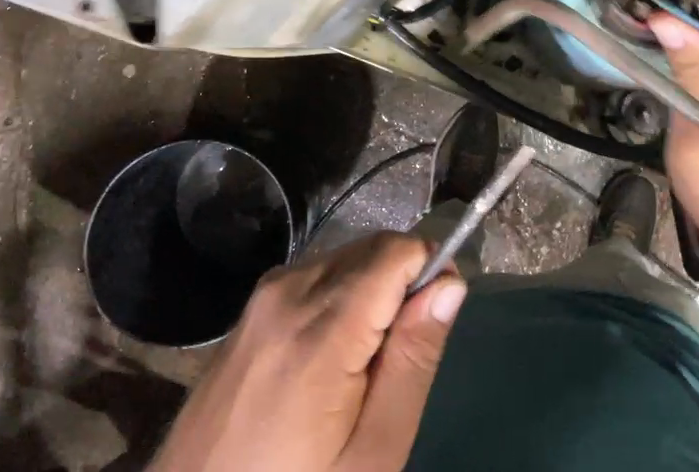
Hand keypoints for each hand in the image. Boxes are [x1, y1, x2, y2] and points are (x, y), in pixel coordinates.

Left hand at [153, 233, 465, 471]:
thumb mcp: (373, 449)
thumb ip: (414, 359)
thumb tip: (451, 284)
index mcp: (321, 326)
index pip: (399, 249)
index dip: (430, 274)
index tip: (433, 324)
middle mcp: (288, 292)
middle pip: (373, 249)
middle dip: (402, 285)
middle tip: (396, 359)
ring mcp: (261, 299)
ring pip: (346, 260)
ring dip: (371, 292)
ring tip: (361, 367)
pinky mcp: (247, 312)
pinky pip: (314, 278)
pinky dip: (339, 299)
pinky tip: (327, 362)